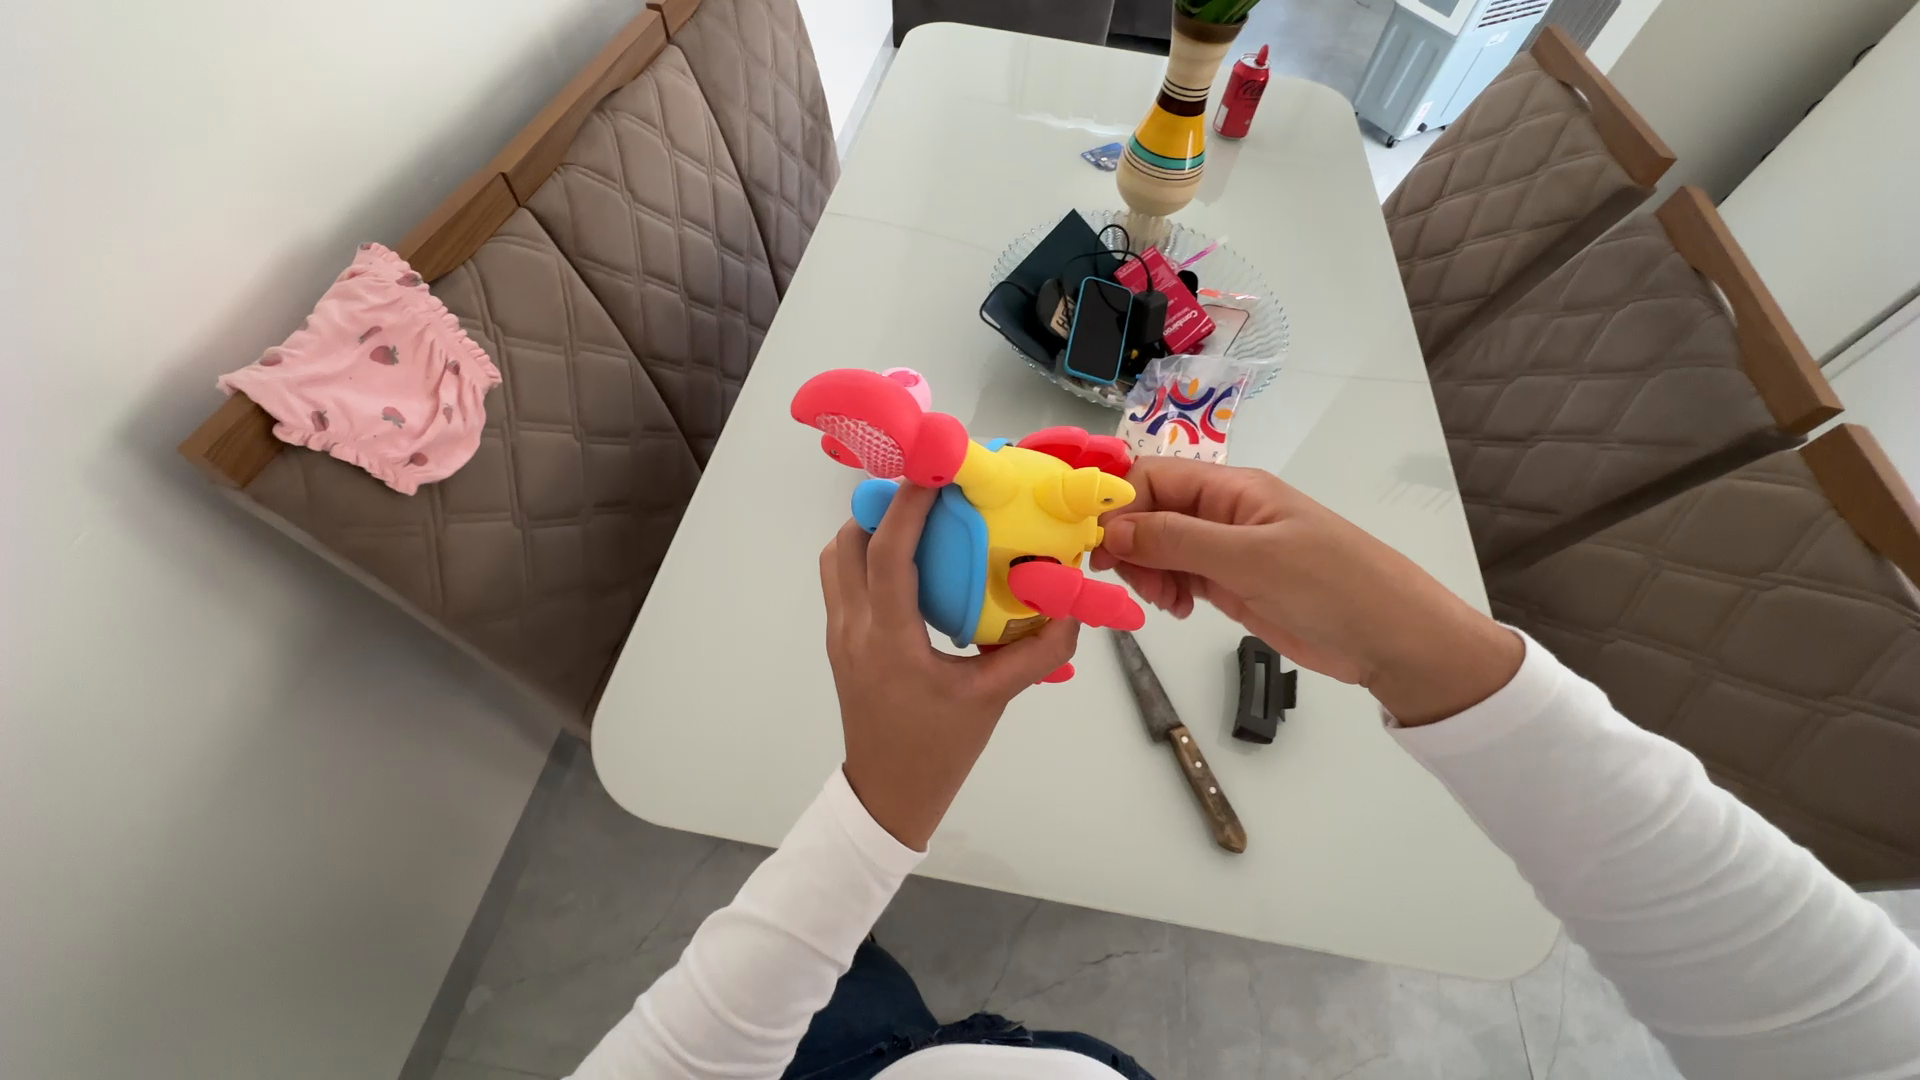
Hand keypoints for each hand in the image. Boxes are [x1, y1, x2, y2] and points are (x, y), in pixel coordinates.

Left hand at [820, 484, 1079, 849]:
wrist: (888, 795)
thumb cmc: (939, 749)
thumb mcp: (993, 699)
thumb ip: (1036, 653)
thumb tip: (1072, 607)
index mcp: (888, 639)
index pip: (887, 554)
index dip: (907, 504)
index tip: (933, 468)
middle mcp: (853, 628)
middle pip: (847, 544)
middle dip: (883, 507)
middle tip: (929, 493)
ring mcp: (839, 635)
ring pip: (835, 559)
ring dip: (867, 529)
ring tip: (916, 521)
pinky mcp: (840, 643)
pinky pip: (841, 581)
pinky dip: (865, 554)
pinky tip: (907, 562)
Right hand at [1092, 458, 1520, 725]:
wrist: (1392, 640)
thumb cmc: (1330, 585)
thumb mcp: (1250, 558)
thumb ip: (1177, 539)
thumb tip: (1110, 527)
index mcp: (1231, 488)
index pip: (1153, 478)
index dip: (1117, 503)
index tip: (1095, 543)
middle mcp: (1222, 513)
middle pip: (1149, 513)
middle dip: (1130, 543)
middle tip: (1126, 580)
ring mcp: (1225, 549)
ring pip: (1159, 547)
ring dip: (1147, 571)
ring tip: (1165, 603)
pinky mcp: (1229, 583)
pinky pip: (1178, 575)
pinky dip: (1165, 590)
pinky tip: (1177, 609)